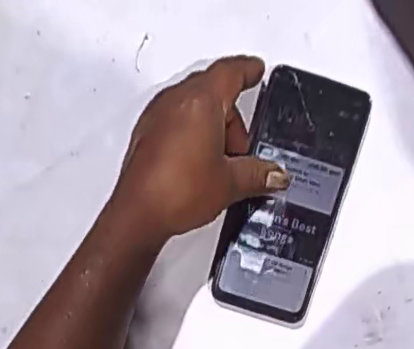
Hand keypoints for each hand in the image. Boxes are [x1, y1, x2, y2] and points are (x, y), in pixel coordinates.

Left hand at [109, 56, 289, 242]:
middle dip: (231, 119)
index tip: (256, 70)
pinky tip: (197, 167)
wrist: (140, 214)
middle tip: (242, 151)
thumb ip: (257, 174)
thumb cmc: (175, 192)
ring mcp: (157, 116)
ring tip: (219, 165)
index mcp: (201, 101)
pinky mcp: (146, 135)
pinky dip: (190, 138)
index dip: (248, 71)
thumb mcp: (229, 184)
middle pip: (212, 93)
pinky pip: (175, 124)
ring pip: (193, 109)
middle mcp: (176, 100)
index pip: (231, 72)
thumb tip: (273, 175)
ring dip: (210, 130)